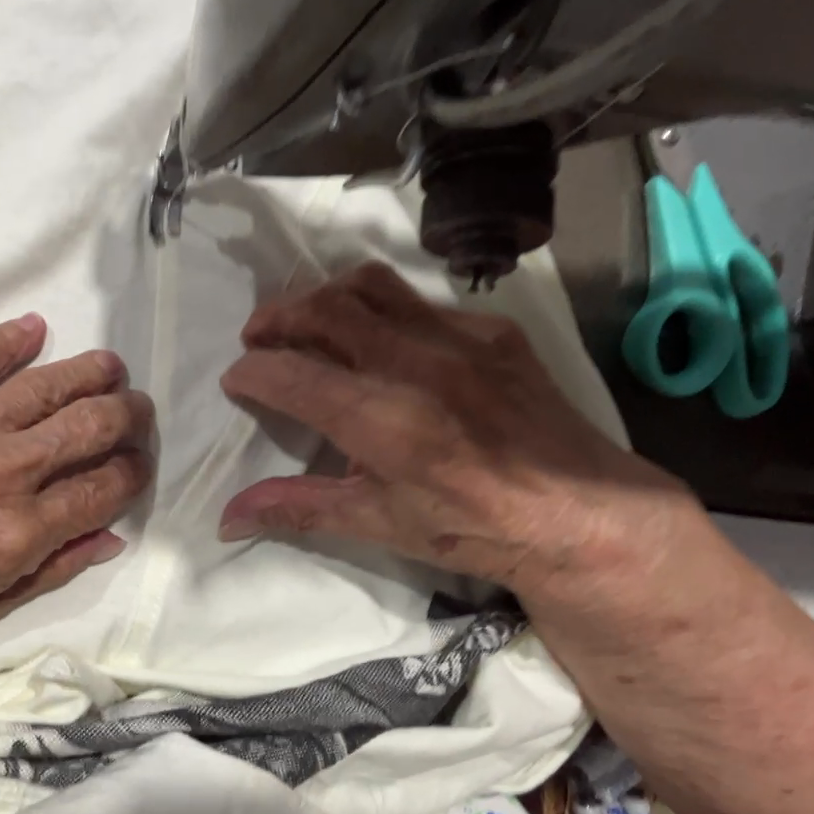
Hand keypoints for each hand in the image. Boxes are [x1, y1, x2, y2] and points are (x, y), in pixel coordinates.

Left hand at [0, 314, 153, 677]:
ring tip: (110, 368)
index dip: (133, 474)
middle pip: (89, 426)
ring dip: (90, 371)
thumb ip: (50, 570)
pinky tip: (37, 329)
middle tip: (137, 412)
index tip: (137, 468)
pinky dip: (10, 339)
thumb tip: (110, 536)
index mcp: (16, 533)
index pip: (104, 488)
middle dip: (129, 416)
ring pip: (47, 384)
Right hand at [217, 262, 692, 596]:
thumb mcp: (379, 525)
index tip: (236, 381)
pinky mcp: (493, 329)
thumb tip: (227, 518)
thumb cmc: (475, 528)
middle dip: (274, 318)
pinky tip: (379, 342)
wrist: (586, 514)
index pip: (292, 375)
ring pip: (369, 286)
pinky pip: (417, 301)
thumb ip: (298, 508)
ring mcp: (460, 339)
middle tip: (256, 338)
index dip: (250, 373)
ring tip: (306, 321)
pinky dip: (379, 312)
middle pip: (324, 308)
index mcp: (385, 422)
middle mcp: (418, 366)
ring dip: (323, 297)